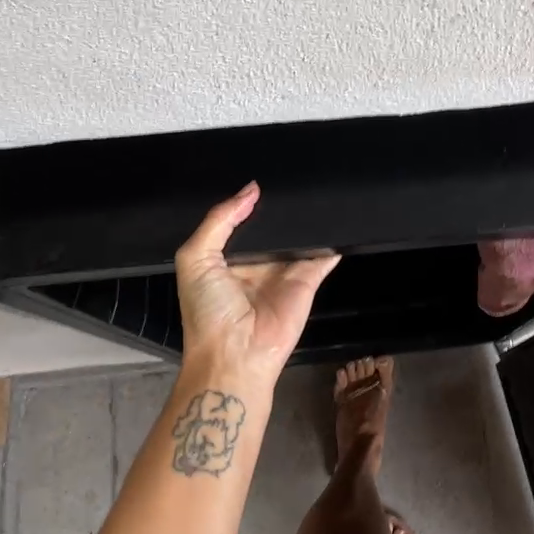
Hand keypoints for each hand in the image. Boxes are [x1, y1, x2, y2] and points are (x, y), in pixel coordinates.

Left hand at [174, 182, 340, 381]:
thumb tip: (250, 191)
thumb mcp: (195, 257)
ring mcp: (284, 272)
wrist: (235, 354)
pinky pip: (323, 257)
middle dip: (279, 209)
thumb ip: (219, 220)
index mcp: (225, 258)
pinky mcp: (308, 281)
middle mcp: (256, 263)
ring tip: (315, 189)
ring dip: (306, 221)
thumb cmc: (207, 310)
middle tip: (291, 179)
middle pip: (271, 228)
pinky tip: (339, 218)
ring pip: (298, 239)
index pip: (239, 223)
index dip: (247, 203)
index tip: (261, 179)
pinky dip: (332, 242)